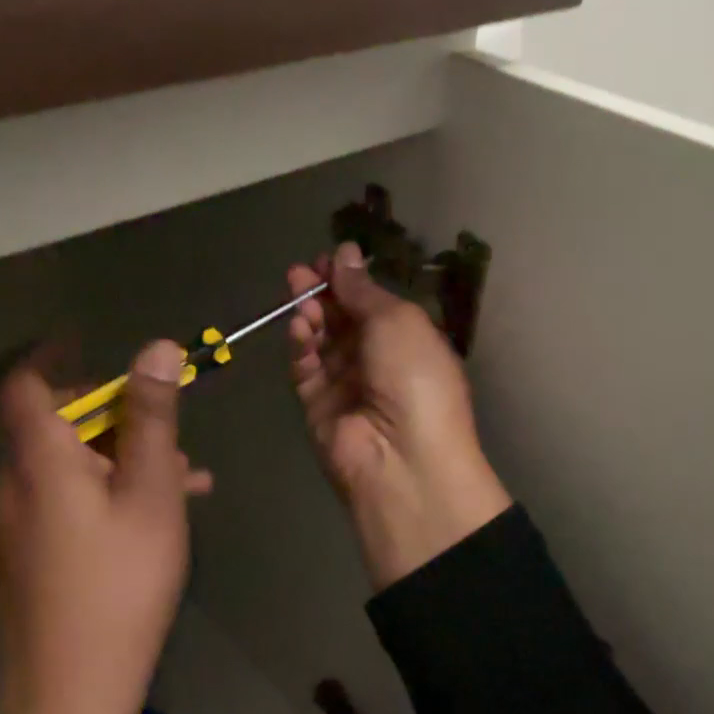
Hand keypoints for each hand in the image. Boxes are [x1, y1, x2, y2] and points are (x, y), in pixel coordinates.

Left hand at [0, 340, 205, 713]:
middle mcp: (11, 481)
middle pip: (52, 421)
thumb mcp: (150, 494)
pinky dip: (105, 490)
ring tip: (185, 478)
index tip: (92, 342)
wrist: (69, 693)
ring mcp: (13, 522)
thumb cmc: (118, 584)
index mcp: (35, 458)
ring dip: (120, 456)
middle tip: (167, 427)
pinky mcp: (24, 555)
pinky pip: (62, 499)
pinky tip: (159, 513)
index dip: (54, 353)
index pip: (24, 379)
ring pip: (66, 463)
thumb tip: (157, 347)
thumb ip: (153, 417)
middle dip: (114, 414)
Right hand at [287, 243, 511, 589]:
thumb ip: (363, 291)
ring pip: (320, 340)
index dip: (351, 280)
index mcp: (408, 341)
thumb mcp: (398, 322)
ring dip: (309, 314)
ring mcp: (346, 384)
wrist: (404, 460)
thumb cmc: (415, 379)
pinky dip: (299, 345)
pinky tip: (297, 325)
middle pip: (342, 318)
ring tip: (297, 293)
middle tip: (301, 271)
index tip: (329, 257)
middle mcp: (378, 361)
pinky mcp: (317, 405)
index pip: (373, 304)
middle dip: (322, 292)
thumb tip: (345, 254)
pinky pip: (305, 368)